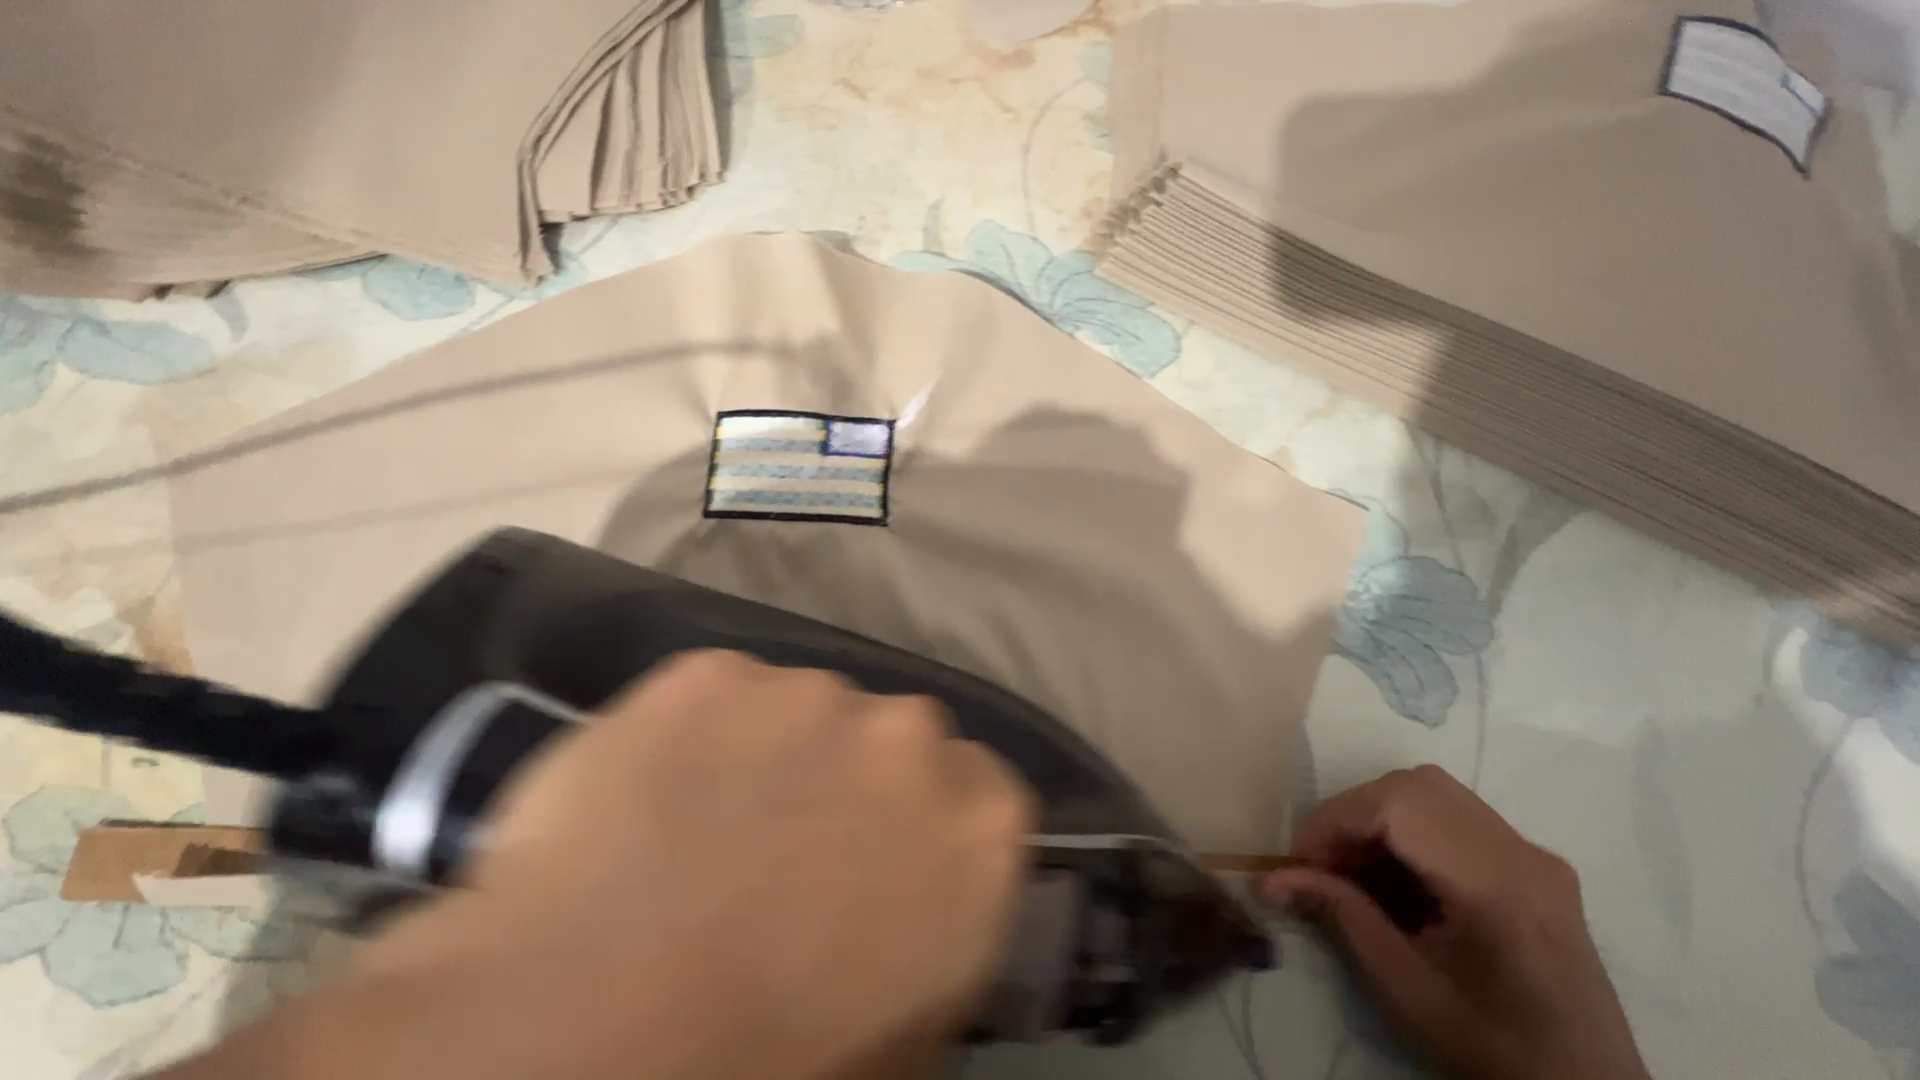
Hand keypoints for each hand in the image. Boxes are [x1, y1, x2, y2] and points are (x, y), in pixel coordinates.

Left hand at [170, 651, 1034, 1079]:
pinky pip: (716, 697)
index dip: (921, 825)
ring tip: (698, 825)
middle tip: (784, 845)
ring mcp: (807, 693)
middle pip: (893, 739)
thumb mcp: (910, 1037)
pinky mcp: (707, 673)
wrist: (597, 1034)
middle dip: (852, 780)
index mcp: (980, 824)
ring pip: (801, 710)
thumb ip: (934, 936)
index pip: (977, 790)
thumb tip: (901, 909)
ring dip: (769, 754)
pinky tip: (645, 798)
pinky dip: (691, 737)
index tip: (879, 858)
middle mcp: (910, 736)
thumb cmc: (778, 1064)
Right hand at [1264, 766, 1648, 1079]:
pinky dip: (1408, 828)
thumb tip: (1271, 877)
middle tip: (1322, 864)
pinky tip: (1394, 875)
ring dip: (1378, 817)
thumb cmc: (1490, 1046)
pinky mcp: (1534, 862)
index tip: (1299, 861)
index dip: (1337, 819)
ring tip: (1353, 868)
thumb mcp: (1404, 989)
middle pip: (1415, 787)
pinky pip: (1456, 815)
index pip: (1401, 806)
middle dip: (1353, 814)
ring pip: (1435, 793)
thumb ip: (1340, 917)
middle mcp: (1523, 854)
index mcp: (1497, 888)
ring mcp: (1534, 853)